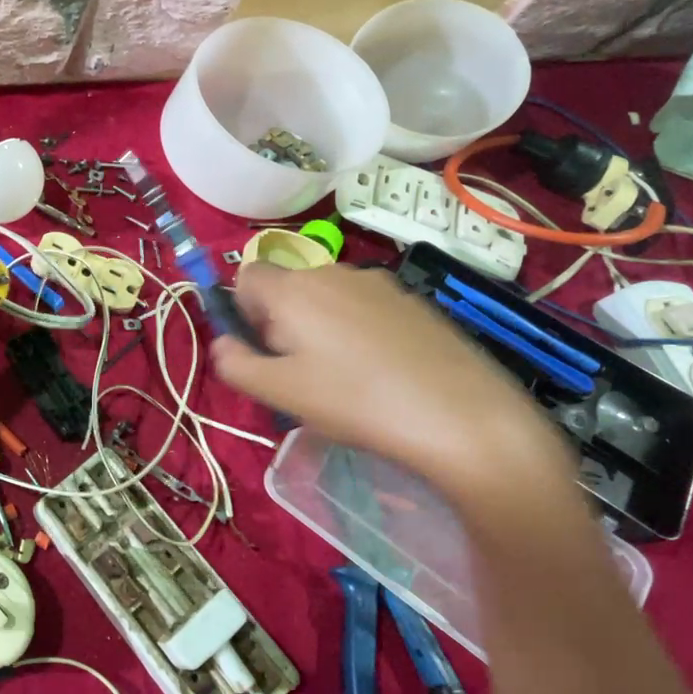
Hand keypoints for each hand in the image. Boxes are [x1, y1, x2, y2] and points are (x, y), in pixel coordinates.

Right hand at [214, 263, 569, 493]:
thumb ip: (235, 363)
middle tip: (306, 374)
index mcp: (292, 288)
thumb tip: (223, 343)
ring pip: (329, 298)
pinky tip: (387, 375)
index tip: (267, 352)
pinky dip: (363, 333)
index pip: (245, 276)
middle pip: (288, 288)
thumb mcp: (280, 393)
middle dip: (285, 323)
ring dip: (324, 327)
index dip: (244, 312)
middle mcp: (333, 272)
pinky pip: (368, 309)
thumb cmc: (358, 403)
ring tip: (350, 379)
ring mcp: (381, 285)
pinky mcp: (418, 303)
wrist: (470, 420)